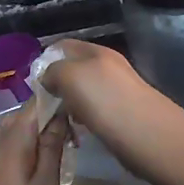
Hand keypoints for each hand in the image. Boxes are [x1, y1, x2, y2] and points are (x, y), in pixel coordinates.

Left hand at [0, 103, 72, 184]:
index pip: (39, 103)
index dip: (60, 101)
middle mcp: (2, 138)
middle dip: (53, 116)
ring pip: (16, 124)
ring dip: (37, 125)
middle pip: (29, 113)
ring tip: (62, 136)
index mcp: (18, 138)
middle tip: (78, 137)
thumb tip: (62, 115)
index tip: (82, 112)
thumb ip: (52, 148)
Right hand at [37, 40, 175, 153]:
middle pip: (73, 69)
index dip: (44, 60)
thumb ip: (53, 71)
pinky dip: (84, 118)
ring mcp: (118, 90)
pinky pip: (95, 110)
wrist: (151, 138)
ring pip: (83, 91)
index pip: (62, 46)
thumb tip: (48, 77)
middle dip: (56, 84)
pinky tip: (80, 130)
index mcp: (96, 52)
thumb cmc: (107, 103)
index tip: (32, 83)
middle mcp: (108, 66)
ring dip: (69, 103)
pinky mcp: (124, 113)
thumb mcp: (71, 76)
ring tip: (59, 119)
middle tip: (43, 104)